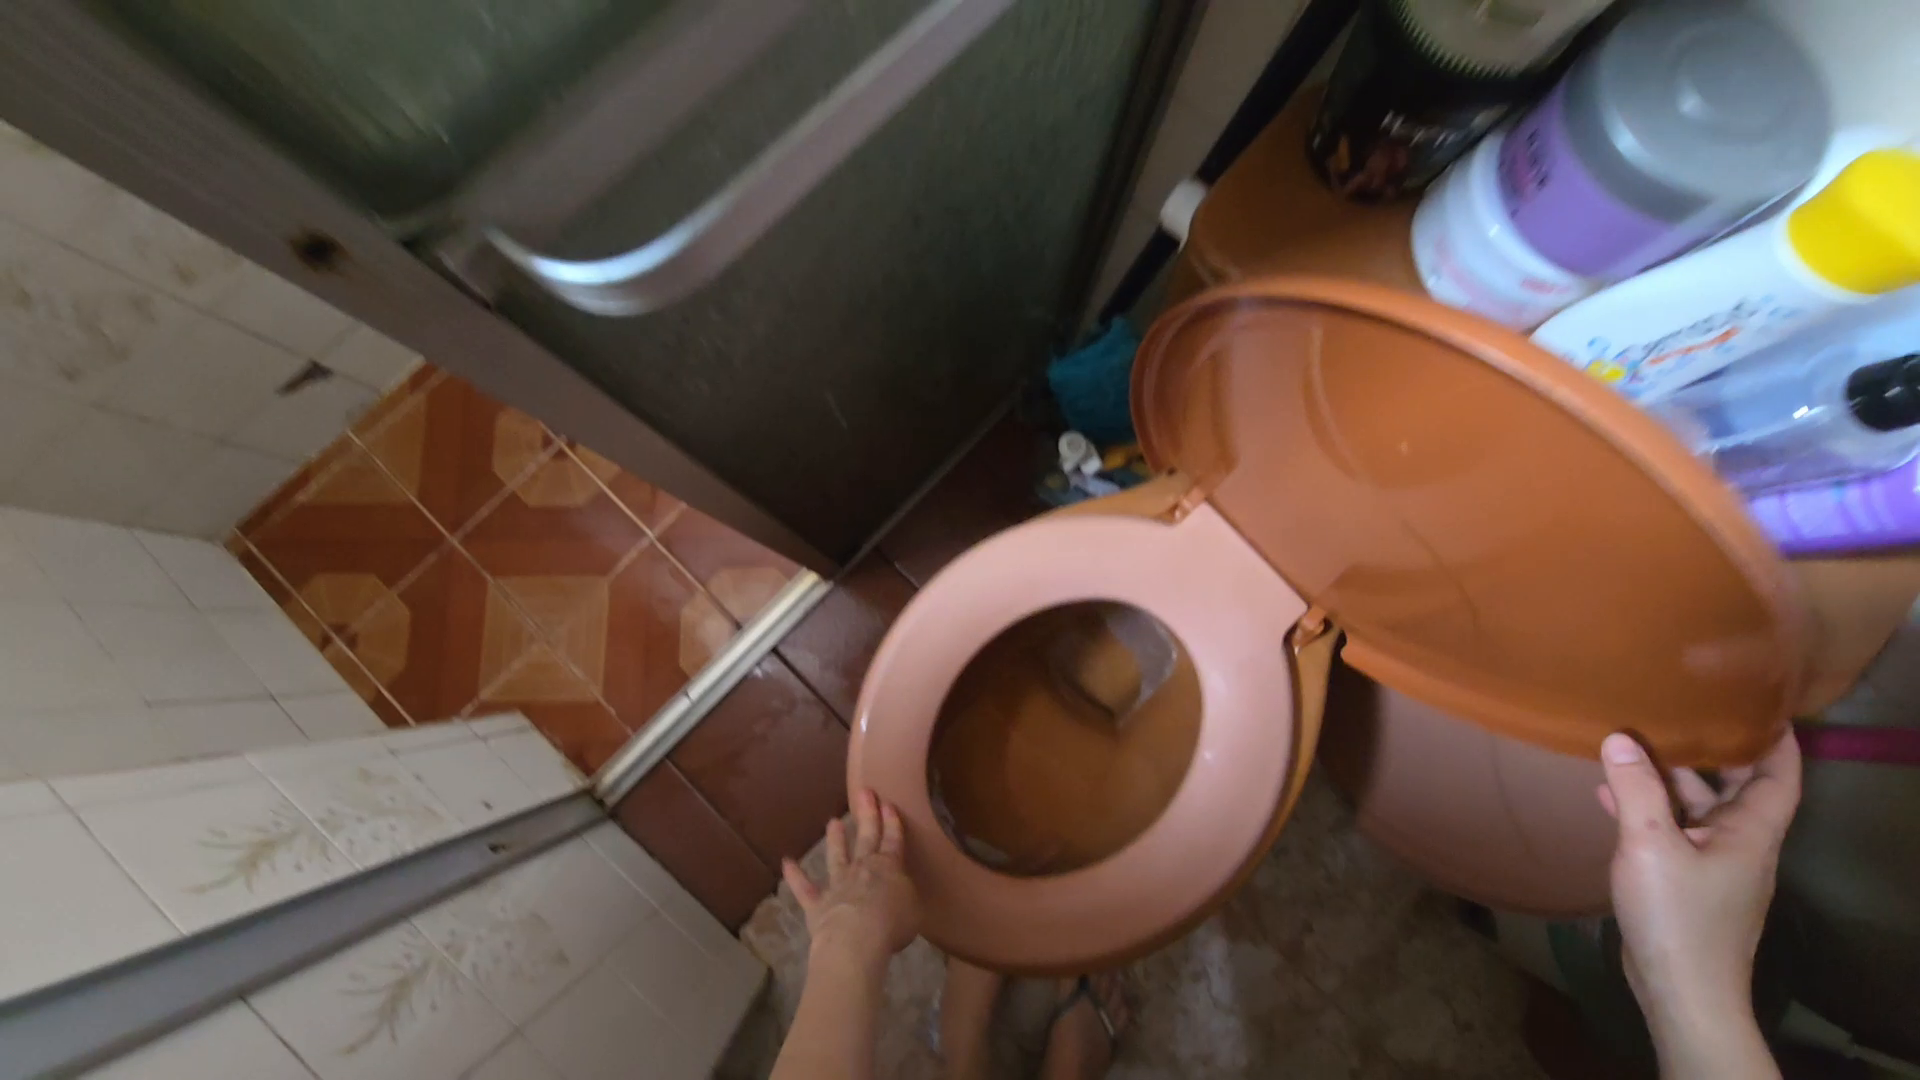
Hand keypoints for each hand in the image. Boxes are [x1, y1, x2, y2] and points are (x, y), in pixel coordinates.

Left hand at [783, 789, 920, 976]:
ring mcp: (838, 884)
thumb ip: (906, 895)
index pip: (893, 840)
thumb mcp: (913, 908)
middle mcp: (863, 869)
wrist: (857, 939)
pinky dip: (795, 876)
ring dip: (836, 839)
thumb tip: (899, 891)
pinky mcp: (817, 903)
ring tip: (833, 822)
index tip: (888, 804)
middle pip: (866, 838)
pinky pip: (804, 888)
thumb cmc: (893, 924)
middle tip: (864, 792)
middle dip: (867, 814)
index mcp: (889, 868)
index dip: (891, 822)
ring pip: (837, 856)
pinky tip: (786, 862)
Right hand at [1596, 730, 1798, 1070]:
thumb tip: (1618, 737)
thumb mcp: (1649, 844)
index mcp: (1749, 835)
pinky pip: (1670, 830)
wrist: (1681, 985)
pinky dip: (1645, 807)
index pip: (1778, 780)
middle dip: (1710, 754)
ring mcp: (1711, 865)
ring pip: (1696, 809)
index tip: (1760, 708)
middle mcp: (1738, 846)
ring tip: (1628, 746)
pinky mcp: (1684, 881)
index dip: (1775, 745)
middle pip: (1734, 790)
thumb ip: (1636, 790)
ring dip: (1667, 779)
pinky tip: (1608, 794)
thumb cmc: (1677, 912)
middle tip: (1676, 714)